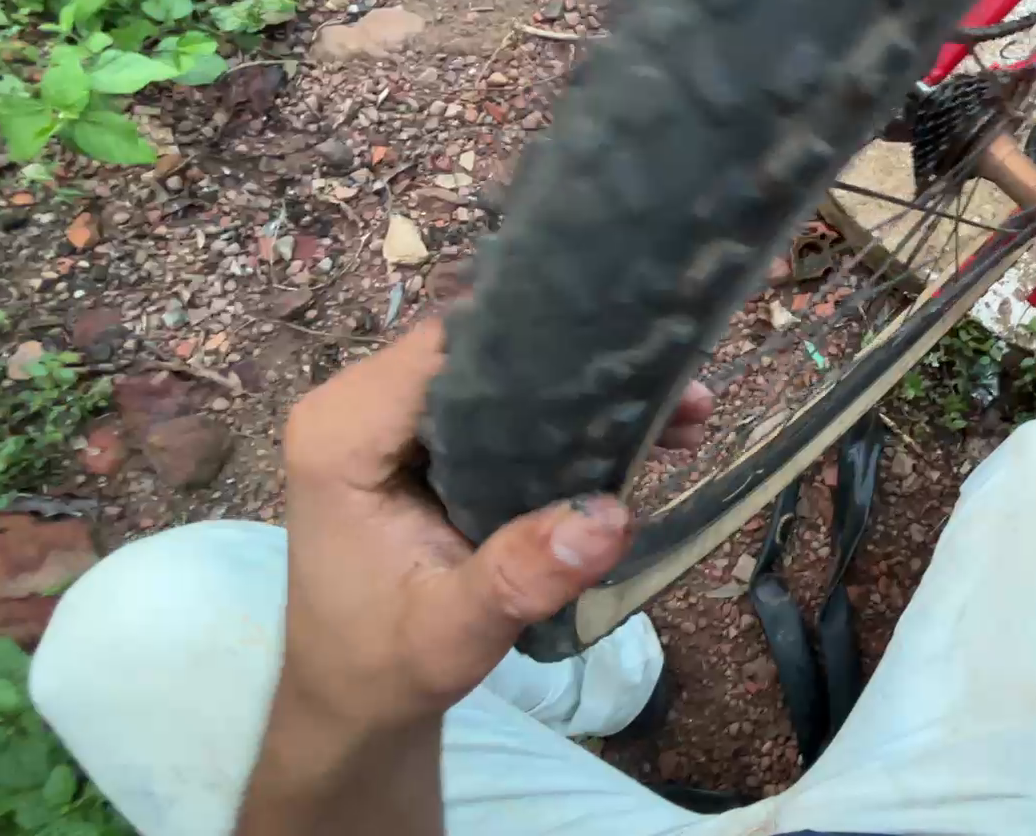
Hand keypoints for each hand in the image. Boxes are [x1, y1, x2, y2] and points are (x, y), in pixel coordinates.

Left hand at [274, 317, 713, 730]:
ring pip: (516, 371)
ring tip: (687, 411)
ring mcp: (408, 418)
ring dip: (600, 392)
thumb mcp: (450, 634)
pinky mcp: (441, 437)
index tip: (632, 359)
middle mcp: (371, 406)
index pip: (452, 346)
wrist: (357, 696)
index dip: (542, 339)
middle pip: (493, 350)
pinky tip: (651, 434)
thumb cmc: (384, 665)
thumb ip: (518, 576)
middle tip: (681, 392)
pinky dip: (585, 416)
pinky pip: (520, 402)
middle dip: (591, 368)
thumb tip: (612, 517)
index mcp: (348, 434)